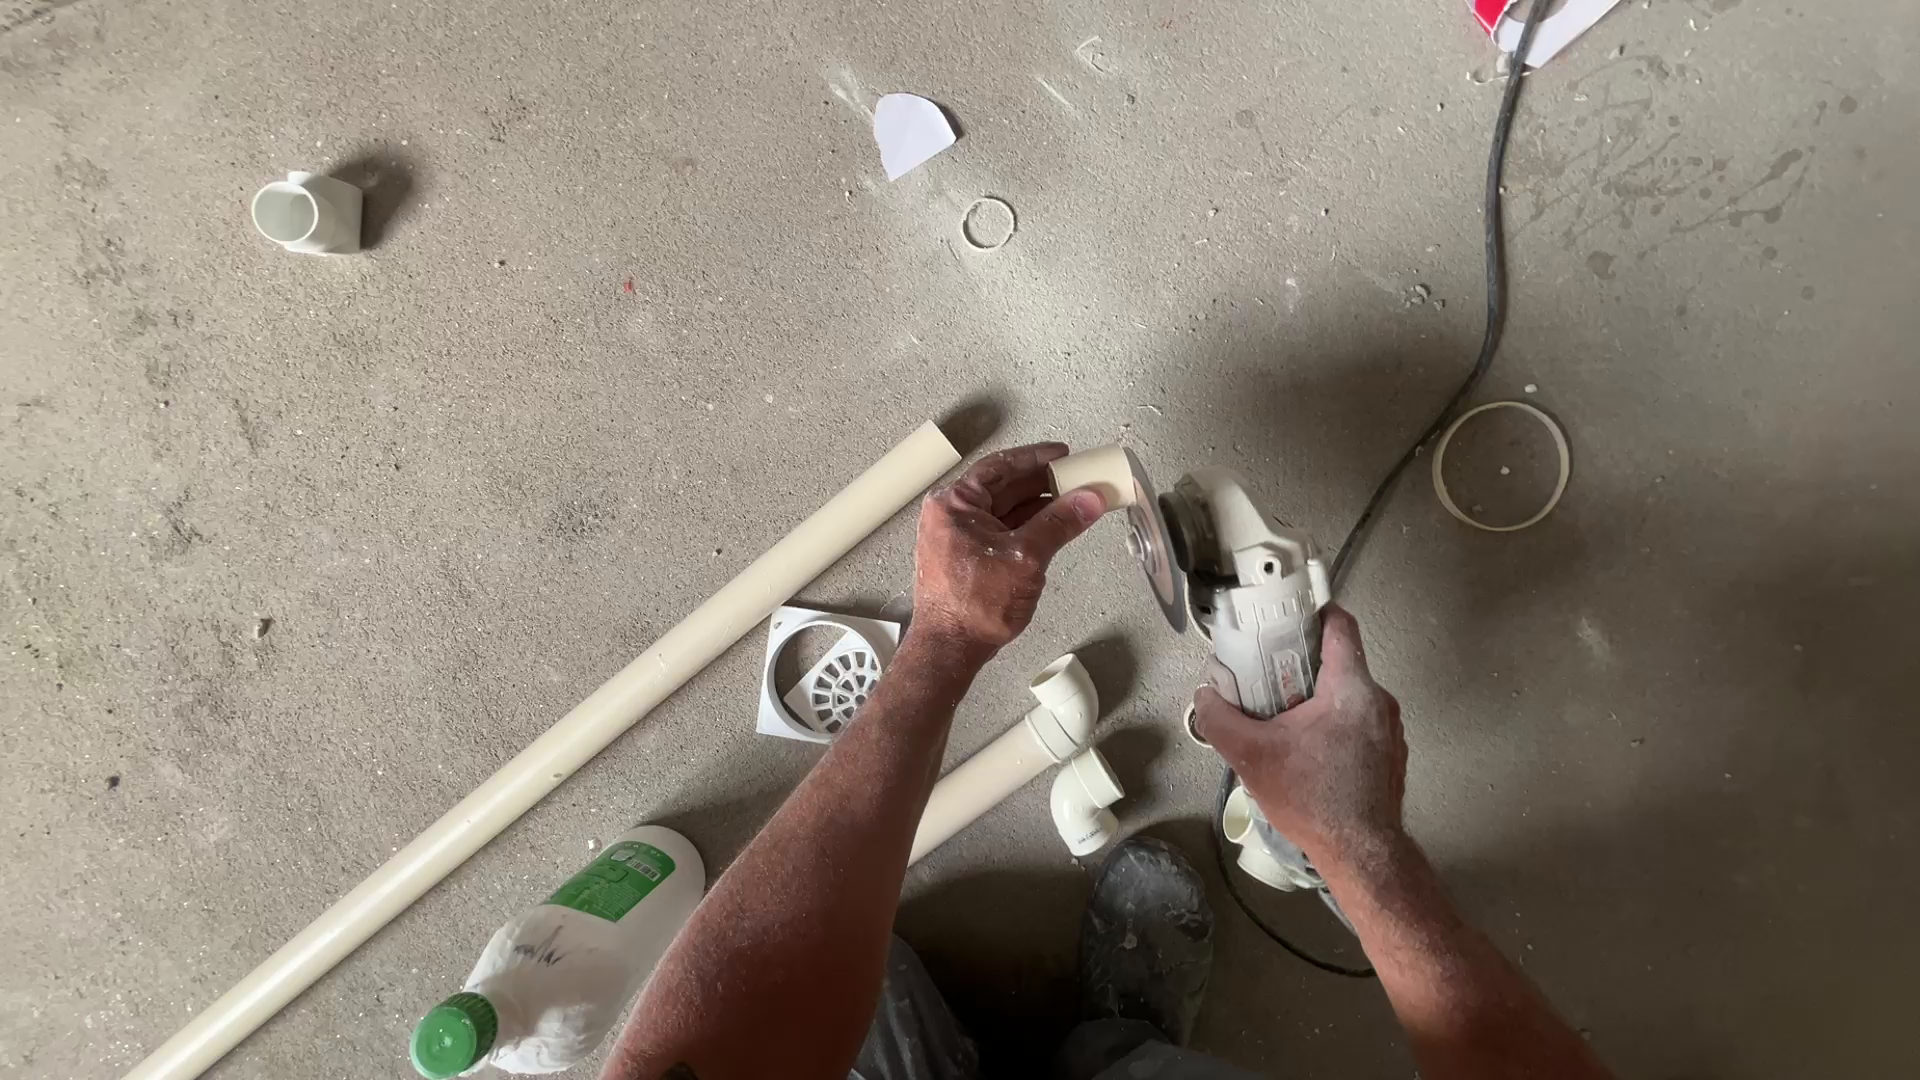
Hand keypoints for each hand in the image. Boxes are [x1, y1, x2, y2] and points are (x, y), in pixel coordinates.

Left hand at [911, 443, 1105, 657]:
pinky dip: (1029, 527)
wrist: (950, 648)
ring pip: (1005, 511)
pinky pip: (1003, 531)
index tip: (1063, 454)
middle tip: (1076, 477)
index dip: (1034, 458)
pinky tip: (1054, 527)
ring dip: (1039, 506)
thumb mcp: (1025, 558)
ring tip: (1074, 501)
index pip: (999, 467)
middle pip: (1003, 487)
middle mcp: (952, 515)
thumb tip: (1088, 499)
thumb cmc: (973, 605)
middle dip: (1042, 483)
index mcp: (954, 504)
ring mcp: (958, 537)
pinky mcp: (969, 558)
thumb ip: (1059, 524)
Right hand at [1194, 605, 1406, 868]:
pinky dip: (1330, 720)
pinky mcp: (1390, 754)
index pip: (1339, 626)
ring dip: (1314, 694)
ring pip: (1346, 692)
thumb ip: (1218, 718)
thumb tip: (1205, 696)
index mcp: (1350, 690)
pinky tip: (1305, 747)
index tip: (1284, 615)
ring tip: (1280, 713)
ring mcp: (1390, 729)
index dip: (1311, 611)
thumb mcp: (1250, 755)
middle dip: (1299, 660)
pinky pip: (1357, 719)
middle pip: (1338, 660)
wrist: (1363, 856)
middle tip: (1265, 672)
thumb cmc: (1312, 799)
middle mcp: (1378, 701)